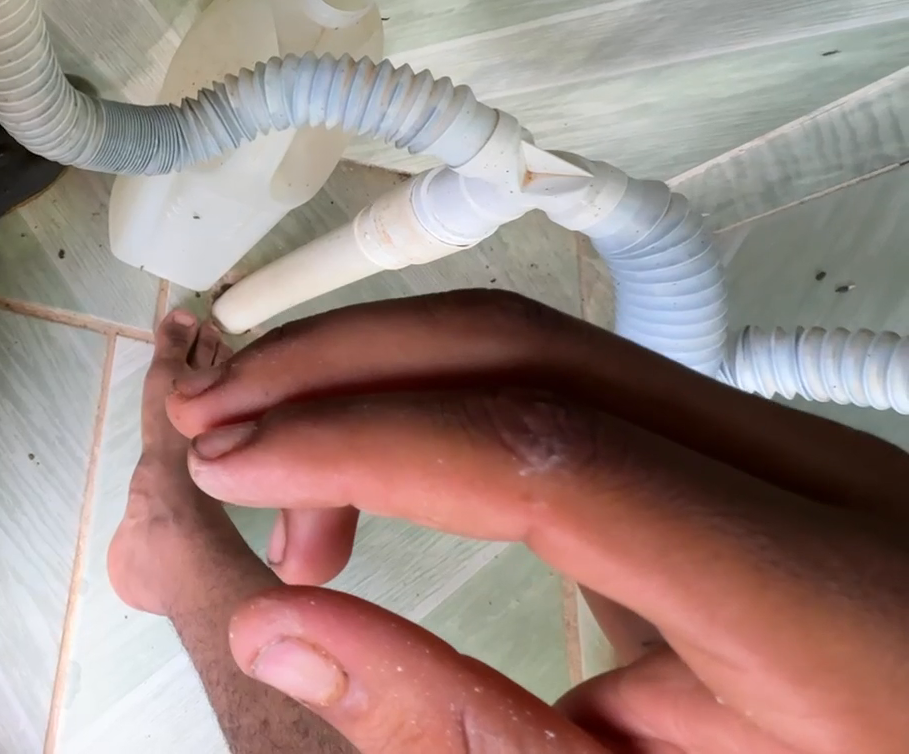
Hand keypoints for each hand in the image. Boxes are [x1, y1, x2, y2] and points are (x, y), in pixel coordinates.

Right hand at [168, 289, 908, 752]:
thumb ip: (451, 732)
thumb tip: (274, 626)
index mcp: (843, 608)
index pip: (544, 454)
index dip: (355, 443)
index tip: (229, 461)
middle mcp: (817, 479)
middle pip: (512, 345)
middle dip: (324, 364)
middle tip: (209, 410)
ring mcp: (766, 438)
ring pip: (510, 338)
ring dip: (350, 372)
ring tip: (261, 456)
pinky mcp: (713, 435)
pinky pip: (528, 373)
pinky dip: (403, 396)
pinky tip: (352, 467)